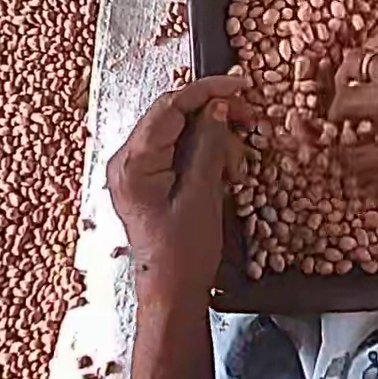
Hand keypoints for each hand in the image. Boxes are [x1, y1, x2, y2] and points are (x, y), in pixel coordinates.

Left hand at [108, 75, 249, 303]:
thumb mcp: (201, 194)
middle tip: (249, 119)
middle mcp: (128, 160)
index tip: (240, 85)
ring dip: (215, 138)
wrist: (171, 293)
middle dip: (214, 114)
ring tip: (236, 165)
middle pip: (174, 115)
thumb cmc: (183, 252)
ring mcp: (138, 169)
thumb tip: (219, 106)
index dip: (207, 90)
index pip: (169, 107)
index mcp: (133, 163)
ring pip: (182, 131)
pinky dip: (206, 152)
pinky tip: (226, 170)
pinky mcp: (151, 178)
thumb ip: (208, 144)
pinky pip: (181, 150)